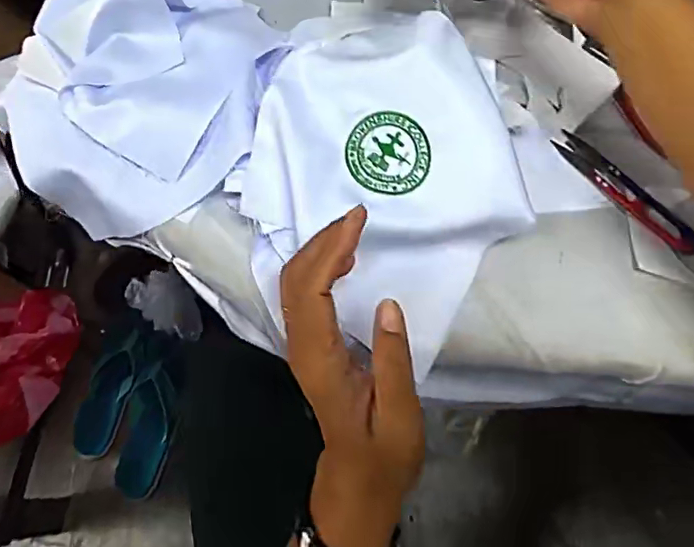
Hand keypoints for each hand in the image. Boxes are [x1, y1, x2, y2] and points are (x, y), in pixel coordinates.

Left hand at [280, 206, 423, 546]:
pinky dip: (317, 264)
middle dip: (322, 239)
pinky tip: (342, 257)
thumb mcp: (400, 416)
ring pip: (293, 280)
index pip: (313, 288)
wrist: (357, 478)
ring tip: (351, 228)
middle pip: (296, 276)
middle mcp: (300, 343)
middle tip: (356, 215)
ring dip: (317, 247)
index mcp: (319, 357)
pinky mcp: (306, 341)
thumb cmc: (382, 452)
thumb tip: (388, 304)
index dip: (331, 249)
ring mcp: (298, 342)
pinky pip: (301, 290)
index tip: (356, 221)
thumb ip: (393, 361)